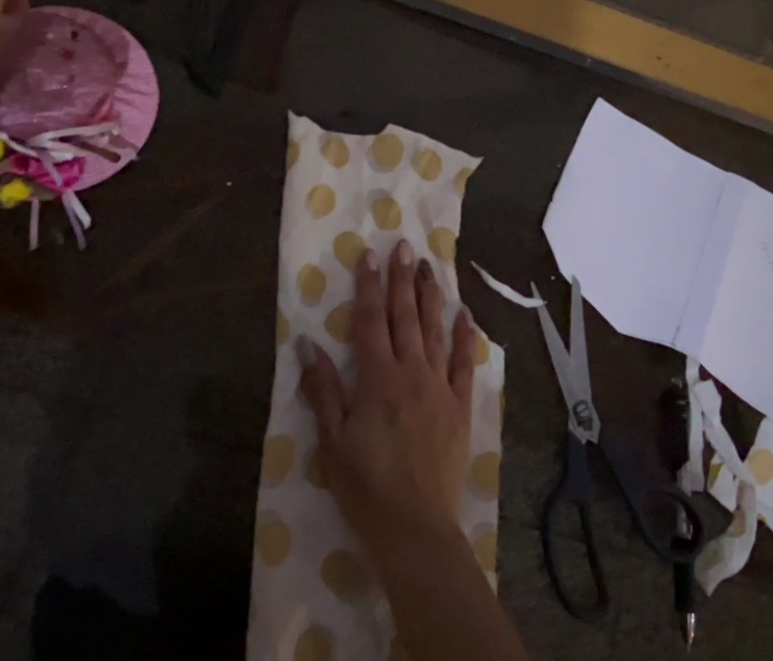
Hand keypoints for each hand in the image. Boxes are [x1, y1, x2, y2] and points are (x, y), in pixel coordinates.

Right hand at [299, 238, 476, 548]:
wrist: (416, 525)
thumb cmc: (365, 485)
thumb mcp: (331, 440)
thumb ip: (323, 390)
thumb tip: (308, 344)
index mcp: (377, 379)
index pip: (371, 321)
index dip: (369, 286)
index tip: (368, 255)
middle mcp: (411, 373)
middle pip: (405, 317)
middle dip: (402, 279)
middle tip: (403, 246)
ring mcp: (440, 387)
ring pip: (435, 331)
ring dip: (430, 296)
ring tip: (429, 266)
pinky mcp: (460, 406)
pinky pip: (463, 362)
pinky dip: (464, 335)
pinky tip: (464, 314)